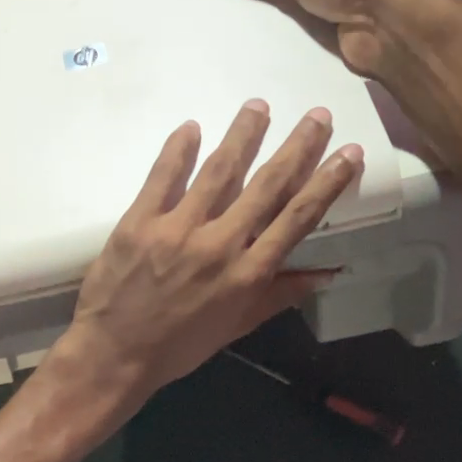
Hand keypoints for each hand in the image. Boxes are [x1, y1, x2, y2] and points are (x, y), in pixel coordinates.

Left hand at [42, 100, 364, 405]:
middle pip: (267, 186)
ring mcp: (178, 230)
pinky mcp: (139, 222)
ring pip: (219, 172)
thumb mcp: (235, 327)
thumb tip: (326, 271)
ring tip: (258, 106)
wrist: (114, 355)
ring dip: (243, 136)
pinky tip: (192, 127)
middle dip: (296, 147)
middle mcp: (220, 246)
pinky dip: (178, 150)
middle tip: (316, 114)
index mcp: (248, 274)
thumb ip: (278, 294)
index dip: (326, 182)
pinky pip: (162, 177)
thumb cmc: (177, 347)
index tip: (347, 153)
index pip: (297, 218)